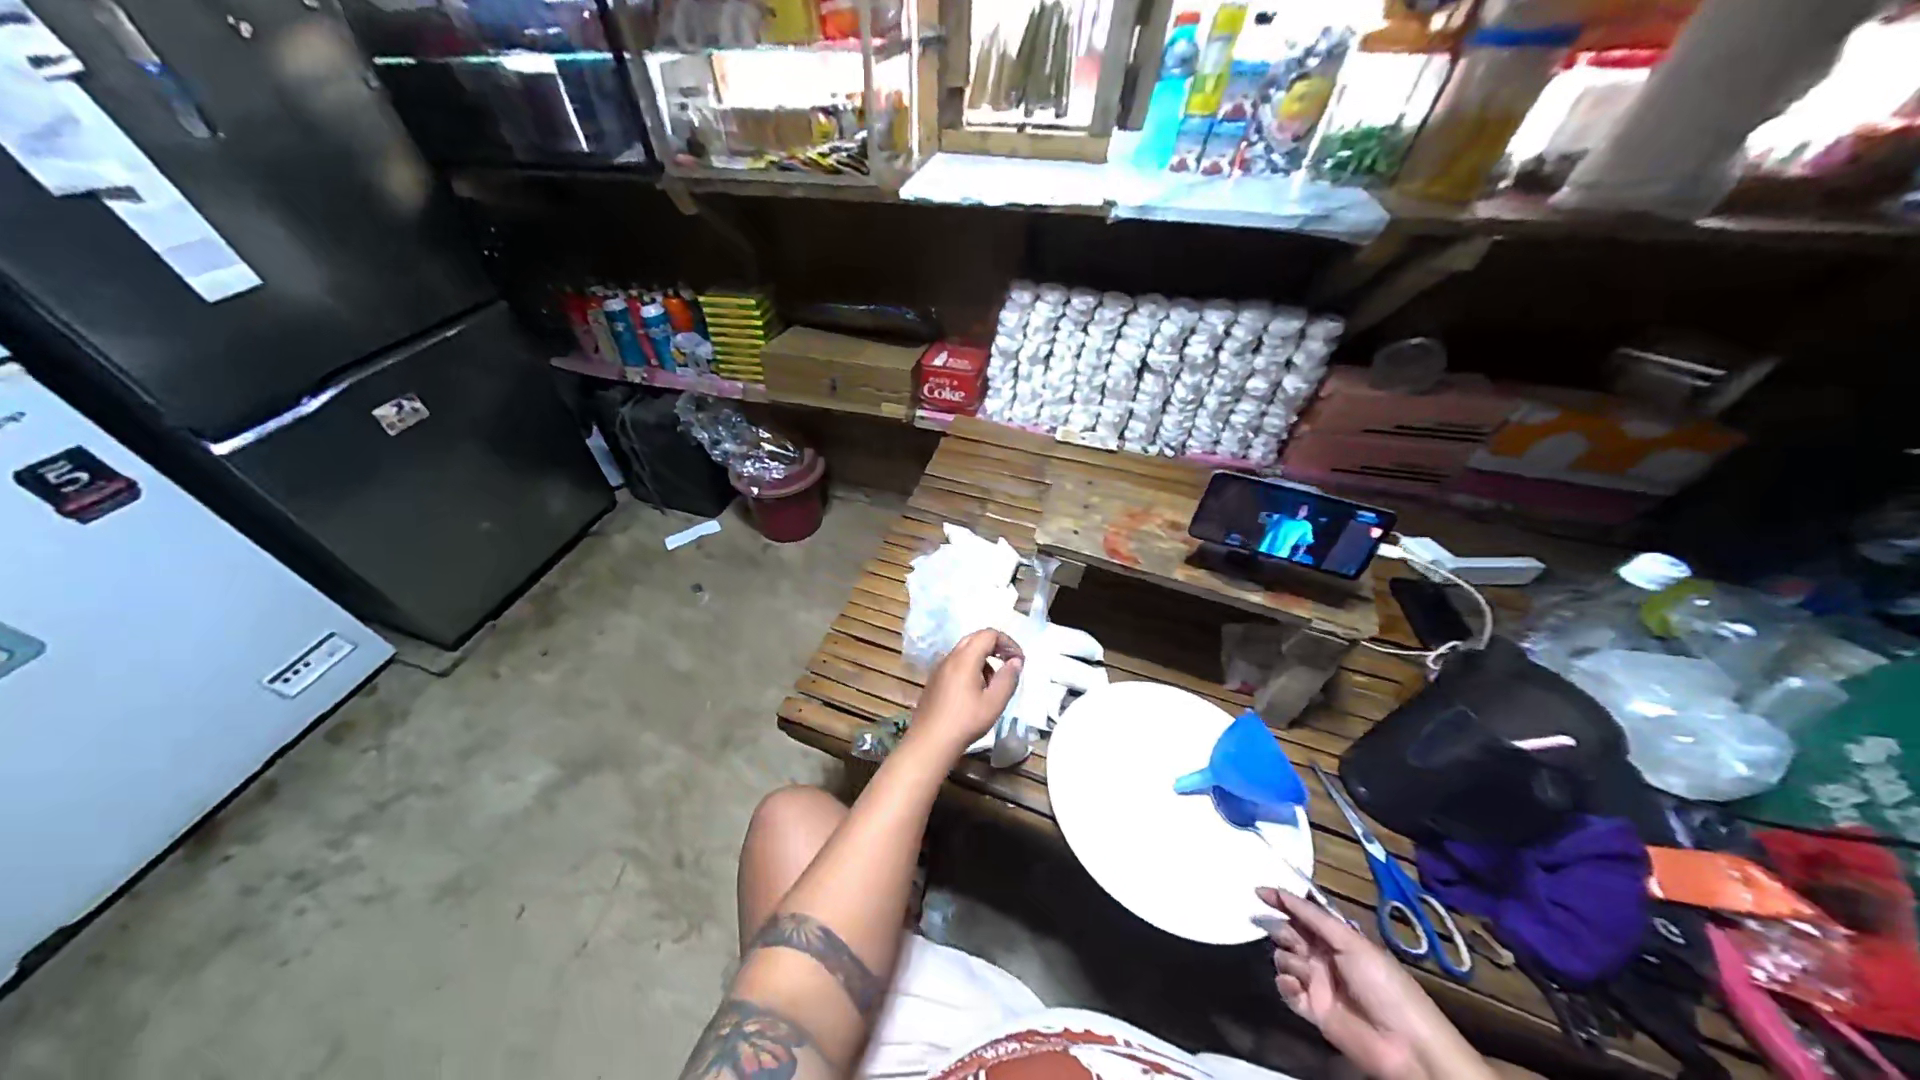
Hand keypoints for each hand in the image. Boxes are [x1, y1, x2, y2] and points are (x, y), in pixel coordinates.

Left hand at [910, 629, 1021, 752]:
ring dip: (983, 659)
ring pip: (965, 652)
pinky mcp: (934, 680)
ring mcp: (939, 668)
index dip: (1008, 642)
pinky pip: (956, 664)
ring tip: (992, 685)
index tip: (1019, 660)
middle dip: (996, 648)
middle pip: (975, 639)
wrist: (930, 742)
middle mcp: (950, 658)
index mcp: (965, 659)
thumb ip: (1008, 678)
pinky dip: (970, 668)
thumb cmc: (965, 722)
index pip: (989, 634)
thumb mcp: (994, 703)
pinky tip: (975, 693)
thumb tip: (1016, 661)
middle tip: (1009, 665)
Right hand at [1257, 887, 1469, 1079]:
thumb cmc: (1382, 984)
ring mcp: (1317, 984)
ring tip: (1305, 971)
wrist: (1404, 1043)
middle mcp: (1324, 958)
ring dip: (1288, 959)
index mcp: (1337, 939)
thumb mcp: (1351, 943)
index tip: (1258, 891)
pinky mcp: (1312, 1010)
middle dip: (1282, 930)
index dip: (1282, 901)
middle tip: (1287, 937)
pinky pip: (1287, 990)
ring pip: (1285, 960)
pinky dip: (1286, 984)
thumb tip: (1282, 892)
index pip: (1304, 914)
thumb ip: (1314, 917)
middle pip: (1290, 934)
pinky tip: (1295, 986)